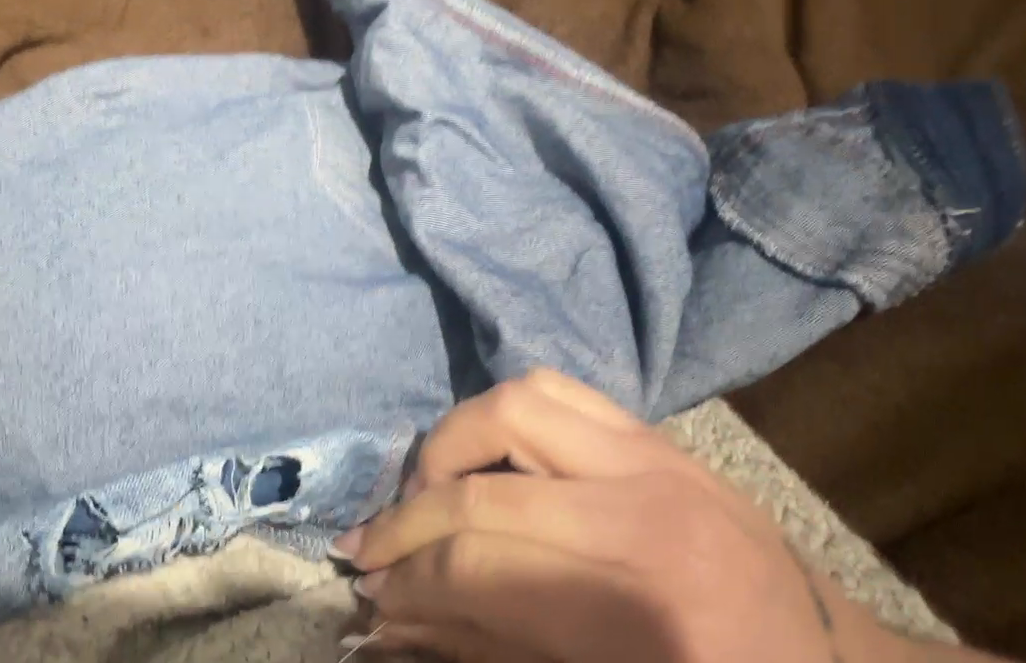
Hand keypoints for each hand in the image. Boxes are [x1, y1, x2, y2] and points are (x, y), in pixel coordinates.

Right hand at [330, 370, 995, 662]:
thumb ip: (491, 646)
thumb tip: (394, 619)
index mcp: (637, 611)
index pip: (477, 570)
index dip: (408, 584)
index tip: (369, 597)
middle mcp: (641, 516)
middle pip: (479, 491)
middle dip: (406, 523)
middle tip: (373, 551)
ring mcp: (653, 459)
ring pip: (513, 408)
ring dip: (449, 446)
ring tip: (430, 491)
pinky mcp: (656, 435)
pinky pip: (559, 388)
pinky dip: (504, 412)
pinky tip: (489, 453)